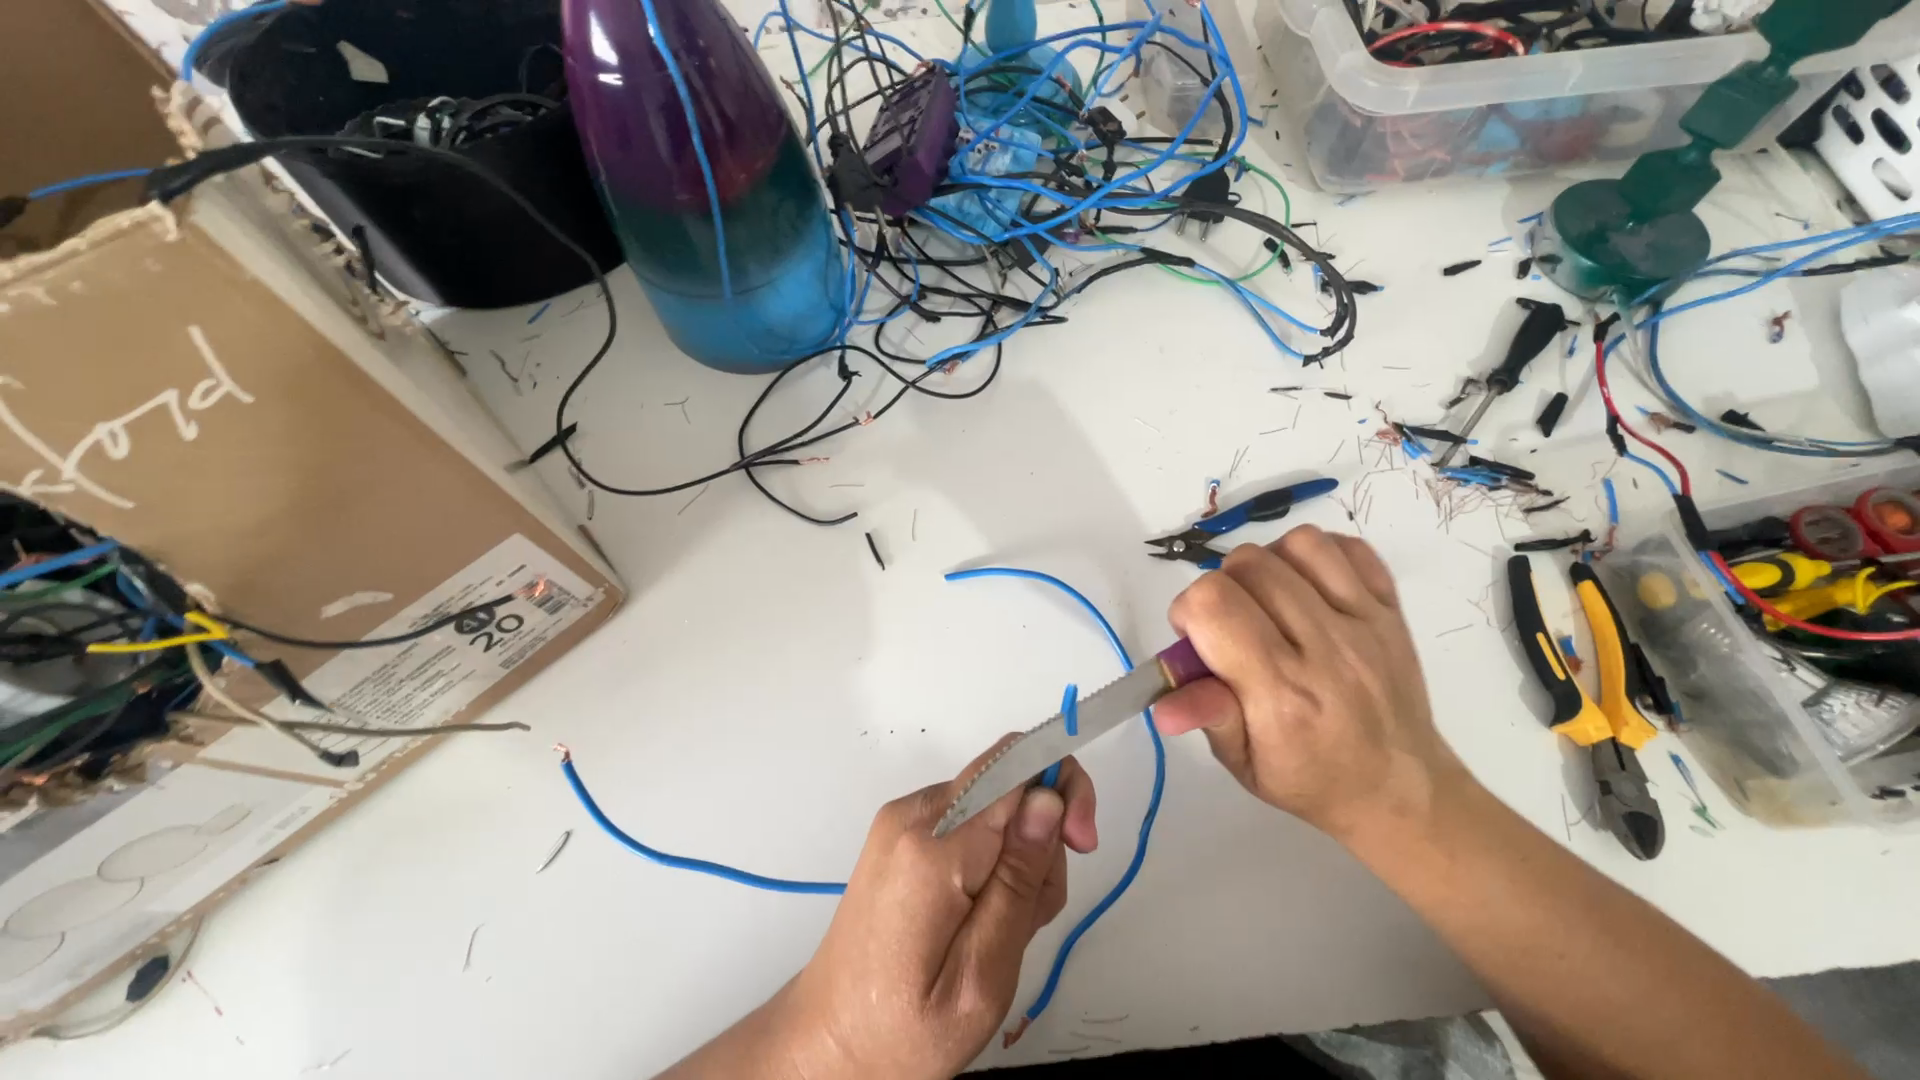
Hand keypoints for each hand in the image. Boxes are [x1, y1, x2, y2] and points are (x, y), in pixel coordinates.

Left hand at [776, 741, 1097, 1079]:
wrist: (831, 1039)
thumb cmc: (907, 1028)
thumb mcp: (982, 976)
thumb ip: (1018, 883)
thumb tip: (1047, 798)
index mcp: (933, 848)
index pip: (1016, 766)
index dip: (1063, 790)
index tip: (1083, 845)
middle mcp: (914, 816)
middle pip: (1011, 785)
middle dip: (1041, 843)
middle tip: (1030, 919)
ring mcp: (904, 821)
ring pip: (997, 805)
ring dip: (1018, 862)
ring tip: (1001, 932)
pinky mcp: (903, 834)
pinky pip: (972, 822)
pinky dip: (991, 862)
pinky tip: (980, 916)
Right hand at [1154, 525, 1467, 842]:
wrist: (1397, 786)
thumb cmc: (1309, 777)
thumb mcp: (1244, 763)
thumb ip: (1207, 718)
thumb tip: (1163, 703)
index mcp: (1281, 692)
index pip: (1214, 604)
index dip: (1189, 611)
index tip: (1195, 639)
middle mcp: (1326, 649)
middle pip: (1249, 565)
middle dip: (1221, 587)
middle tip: (1229, 626)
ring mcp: (1365, 623)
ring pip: (1298, 544)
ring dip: (1268, 566)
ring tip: (1267, 602)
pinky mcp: (1390, 609)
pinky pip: (1348, 547)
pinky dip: (1317, 556)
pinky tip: (1305, 589)